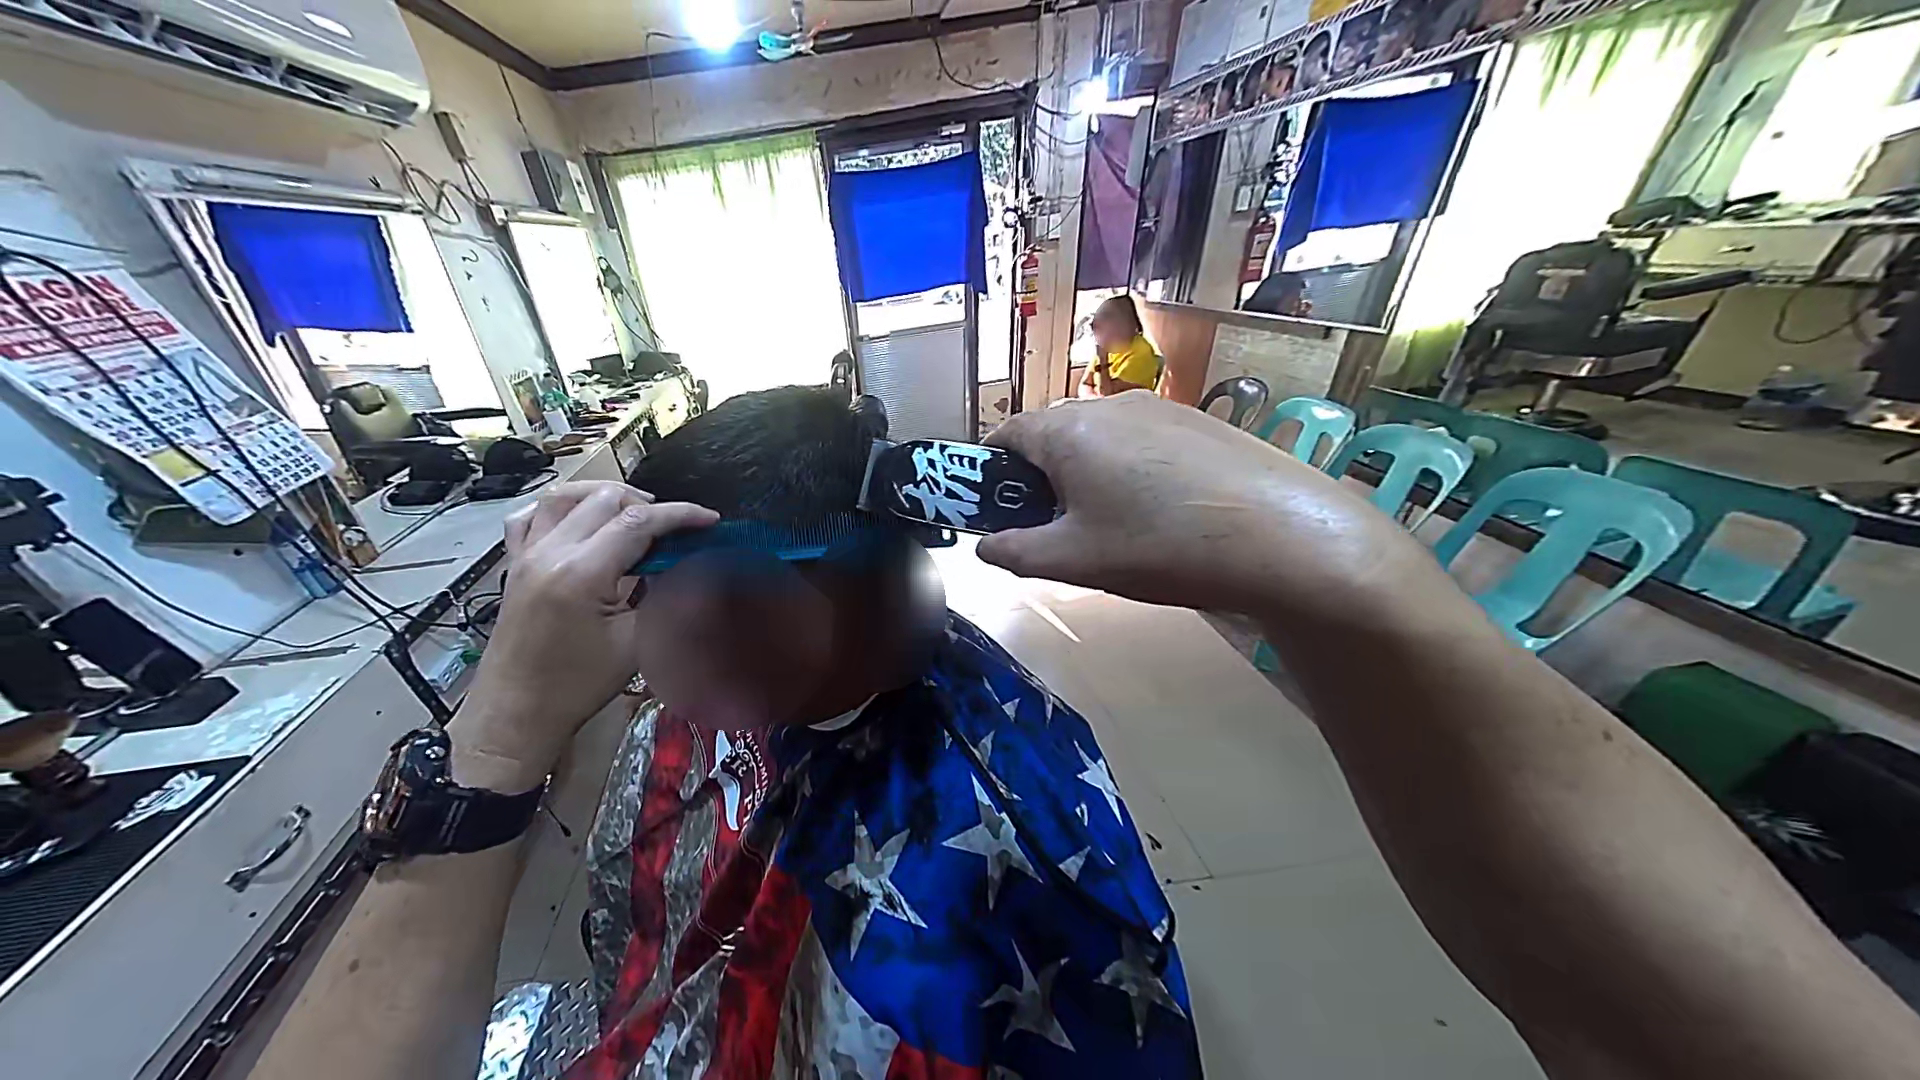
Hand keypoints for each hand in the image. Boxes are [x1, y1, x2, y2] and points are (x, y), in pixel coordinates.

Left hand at [450, 482, 716, 789]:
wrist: (516, 713)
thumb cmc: (578, 684)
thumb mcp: (637, 643)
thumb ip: (666, 597)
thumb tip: (696, 567)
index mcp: (582, 573)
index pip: (639, 521)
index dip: (681, 515)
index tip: (709, 520)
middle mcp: (550, 553)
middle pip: (605, 499)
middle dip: (649, 505)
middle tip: (676, 530)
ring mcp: (525, 556)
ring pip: (565, 496)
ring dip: (606, 496)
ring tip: (634, 513)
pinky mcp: (514, 566)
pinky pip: (530, 516)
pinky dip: (561, 508)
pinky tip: (580, 520)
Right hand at [977, 391, 1433, 619]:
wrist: (1281, 535)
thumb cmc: (1158, 546)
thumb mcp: (1074, 561)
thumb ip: (1016, 552)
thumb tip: (984, 546)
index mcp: (1067, 430)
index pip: (1005, 433)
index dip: (991, 471)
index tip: (1000, 510)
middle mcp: (1108, 405)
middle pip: (1053, 434)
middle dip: (1041, 477)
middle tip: (1059, 527)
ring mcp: (1159, 408)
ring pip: (1099, 437)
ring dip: (1087, 473)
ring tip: (1115, 523)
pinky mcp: (1198, 421)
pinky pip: (1142, 440)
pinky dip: (1130, 469)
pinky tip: (1162, 510)